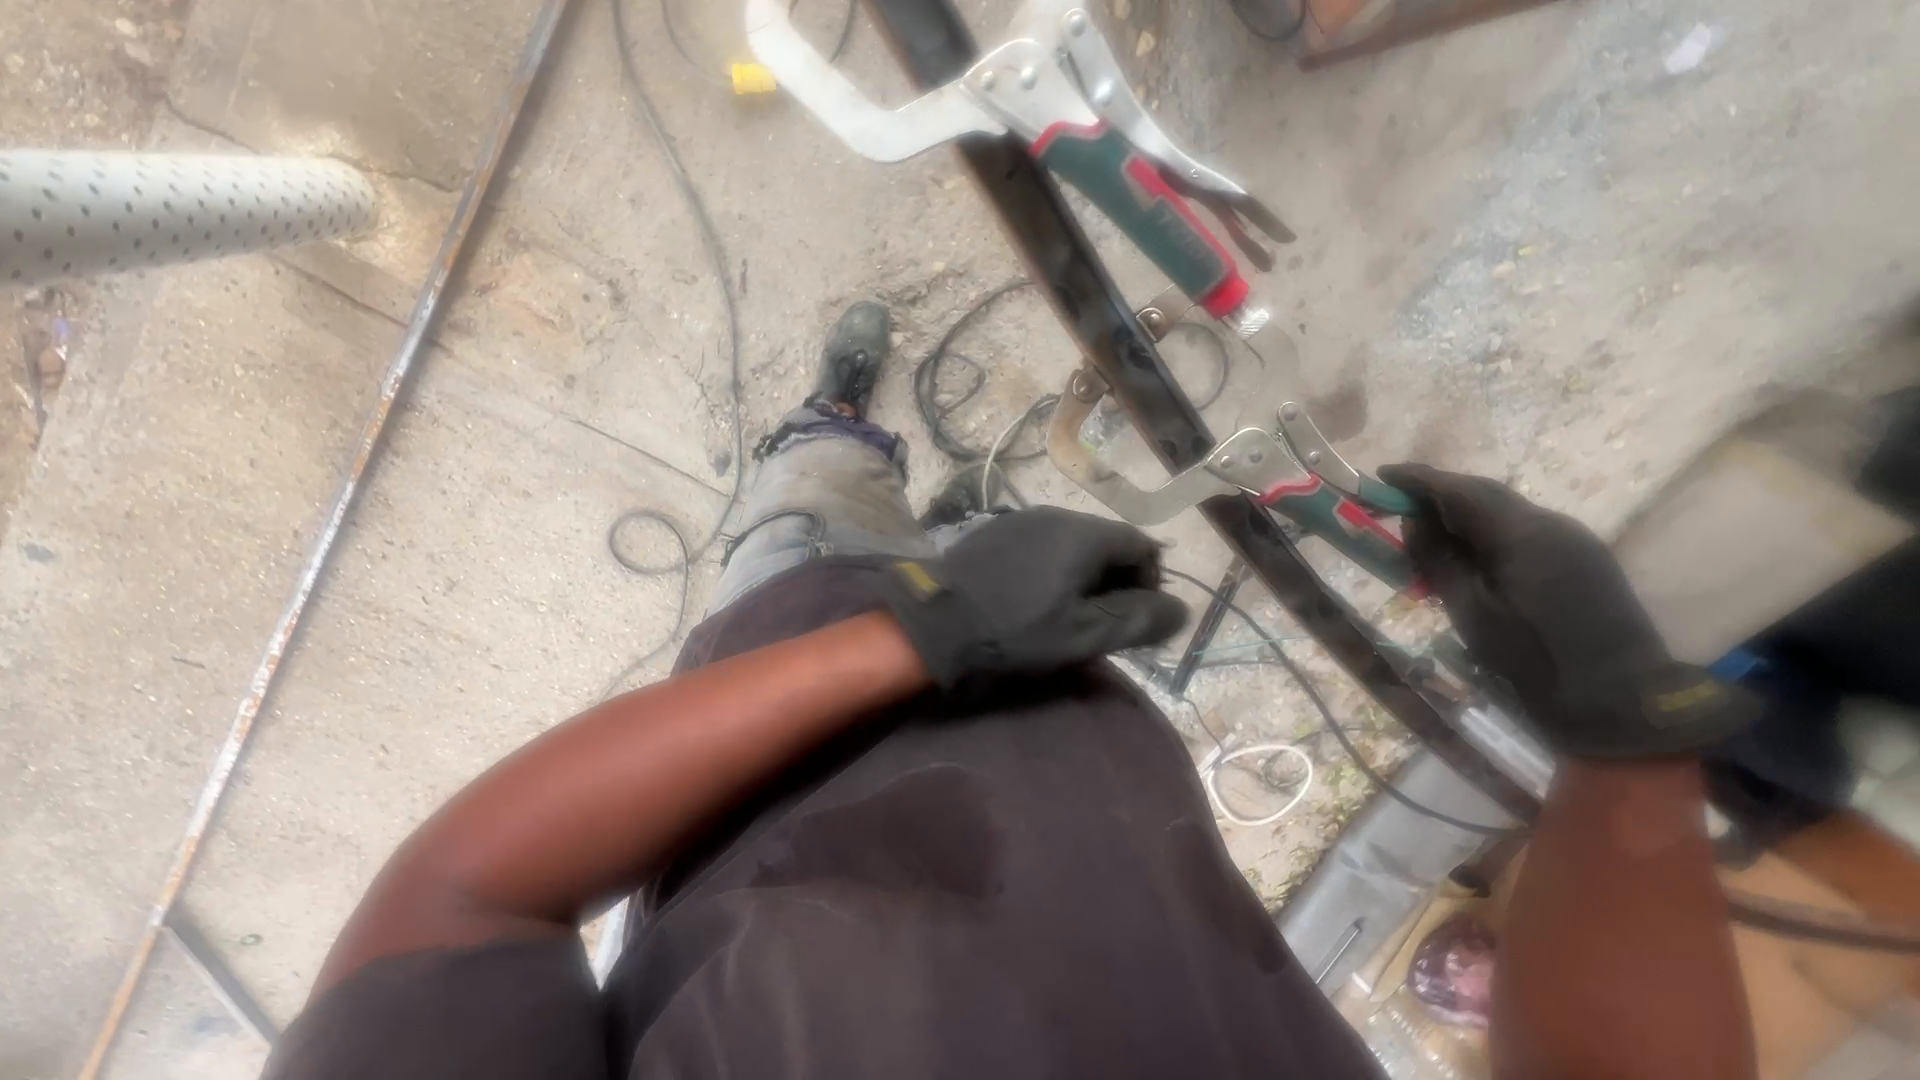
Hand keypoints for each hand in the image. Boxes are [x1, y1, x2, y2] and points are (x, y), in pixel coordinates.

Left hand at [874, 506, 1187, 686]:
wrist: (938, 619)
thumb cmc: (1018, 629)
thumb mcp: (1086, 635)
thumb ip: (1139, 620)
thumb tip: (1180, 610)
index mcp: (1085, 534)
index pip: (1141, 545)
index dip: (1149, 581)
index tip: (1136, 616)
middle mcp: (1058, 514)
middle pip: (1106, 541)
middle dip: (1116, 578)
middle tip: (1103, 620)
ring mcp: (1023, 518)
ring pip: (1073, 542)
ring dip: (1083, 573)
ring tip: (1068, 610)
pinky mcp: (996, 530)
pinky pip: (1041, 543)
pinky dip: (1052, 566)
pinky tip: (1033, 595)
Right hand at [1378, 464, 1755, 758]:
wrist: (1619, 697)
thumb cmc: (1534, 659)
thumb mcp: (1470, 612)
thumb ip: (1438, 560)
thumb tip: (1414, 522)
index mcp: (1522, 534)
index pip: (1459, 490)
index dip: (1417, 480)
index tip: (1381, 476)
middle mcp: (1550, 523)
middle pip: (1484, 493)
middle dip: (1438, 494)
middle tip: (1397, 505)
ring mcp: (1572, 538)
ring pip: (1504, 512)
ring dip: (1462, 516)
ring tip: (1427, 537)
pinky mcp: (1581, 557)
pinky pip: (1523, 531)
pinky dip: (1487, 533)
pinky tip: (1469, 557)